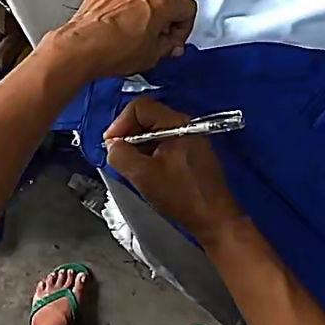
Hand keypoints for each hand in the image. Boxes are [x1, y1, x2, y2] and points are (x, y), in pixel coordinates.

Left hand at [44, 0, 195, 80]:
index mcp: (162, 4)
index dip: (185, 25)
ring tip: (144, 10)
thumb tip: (171, 44)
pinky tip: (121, 0)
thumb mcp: (152, 56)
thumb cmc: (113, 51)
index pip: (188, 6)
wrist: (81, 49)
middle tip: (162, 27)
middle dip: (170, 7)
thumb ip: (167, 46)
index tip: (175, 37)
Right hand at [105, 98, 248, 243]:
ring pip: (155, 132)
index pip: (140, 106)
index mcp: (176, 123)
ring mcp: (192, 139)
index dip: (120, 123)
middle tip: (117, 155)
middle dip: (128, 134)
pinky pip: (166, 144)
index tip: (111, 144)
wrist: (214, 218)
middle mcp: (186, 125)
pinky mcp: (194, 154)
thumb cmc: (180, 194)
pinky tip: (146, 172)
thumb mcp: (142, 175)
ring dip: (138, 145)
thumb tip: (113, 145)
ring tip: (130, 166)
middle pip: (148, 117)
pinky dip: (151, 153)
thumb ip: (121, 154)